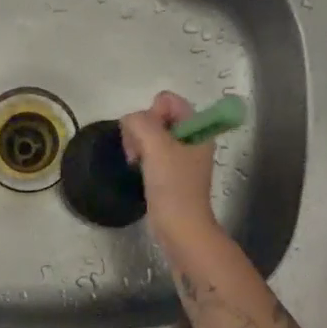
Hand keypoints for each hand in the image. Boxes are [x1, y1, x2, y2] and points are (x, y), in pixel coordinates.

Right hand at [120, 92, 217, 238]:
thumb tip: (129, 120)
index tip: (147, 136)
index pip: (168, 100)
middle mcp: (191, 138)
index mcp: (197, 128)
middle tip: (138, 151)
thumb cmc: (173, 186)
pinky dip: (141, 157)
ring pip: (150, 134)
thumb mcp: (156, 147)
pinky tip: (138, 169)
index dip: (151, 113)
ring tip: (136, 161)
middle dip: (141, 129)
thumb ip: (141, 123)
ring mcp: (180, 155)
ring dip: (138, 144)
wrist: (180, 227)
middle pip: (157, 115)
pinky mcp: (169, 171)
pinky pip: (150, 151)